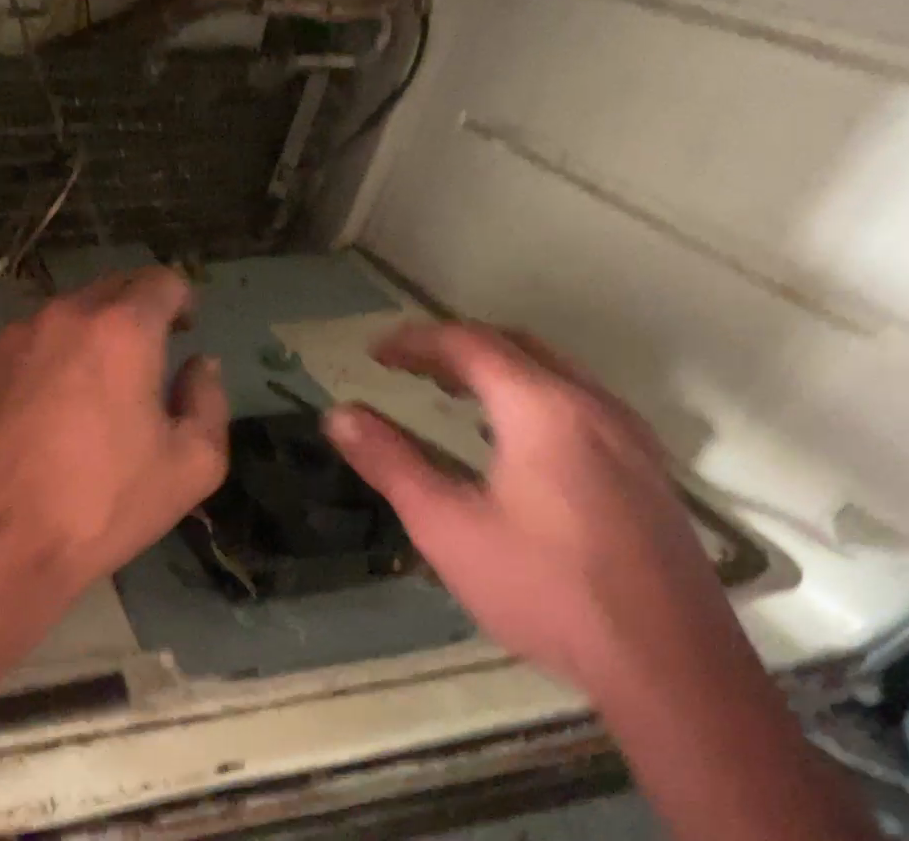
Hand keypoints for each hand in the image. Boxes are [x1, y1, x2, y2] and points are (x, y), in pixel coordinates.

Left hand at [0, 267, 230, 597]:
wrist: (7, 536)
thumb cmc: (107, 502)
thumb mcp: (193, 464)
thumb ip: (207, 399)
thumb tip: (200, 363)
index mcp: (122, 329)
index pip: (160, 281)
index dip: (180, 301)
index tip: (183, 329)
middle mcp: (64, 315)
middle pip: (110, 289)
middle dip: (135, 312)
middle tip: (145, 356)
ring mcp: (14, 336)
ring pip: (64, 315)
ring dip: (87, 334)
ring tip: (92, 385)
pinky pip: (27, 342)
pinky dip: (46, 356)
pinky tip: (46, 403)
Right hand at [323, 322, 737, 695]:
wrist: (671, 669)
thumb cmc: (545, 590)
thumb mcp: (446, 526)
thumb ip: (390, 462)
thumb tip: (338, 414)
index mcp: (544, 410)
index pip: (471, 345)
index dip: (415, 341)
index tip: (373, 353)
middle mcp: (594, 408)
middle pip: (518, 346)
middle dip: (455, 347)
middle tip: (406, 367)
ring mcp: (631, 439)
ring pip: (556, 373)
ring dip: (496, 369)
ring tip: (449, 392)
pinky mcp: (648, 472)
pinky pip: (580, 403)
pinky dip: (531, 395)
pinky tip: (512, 438)